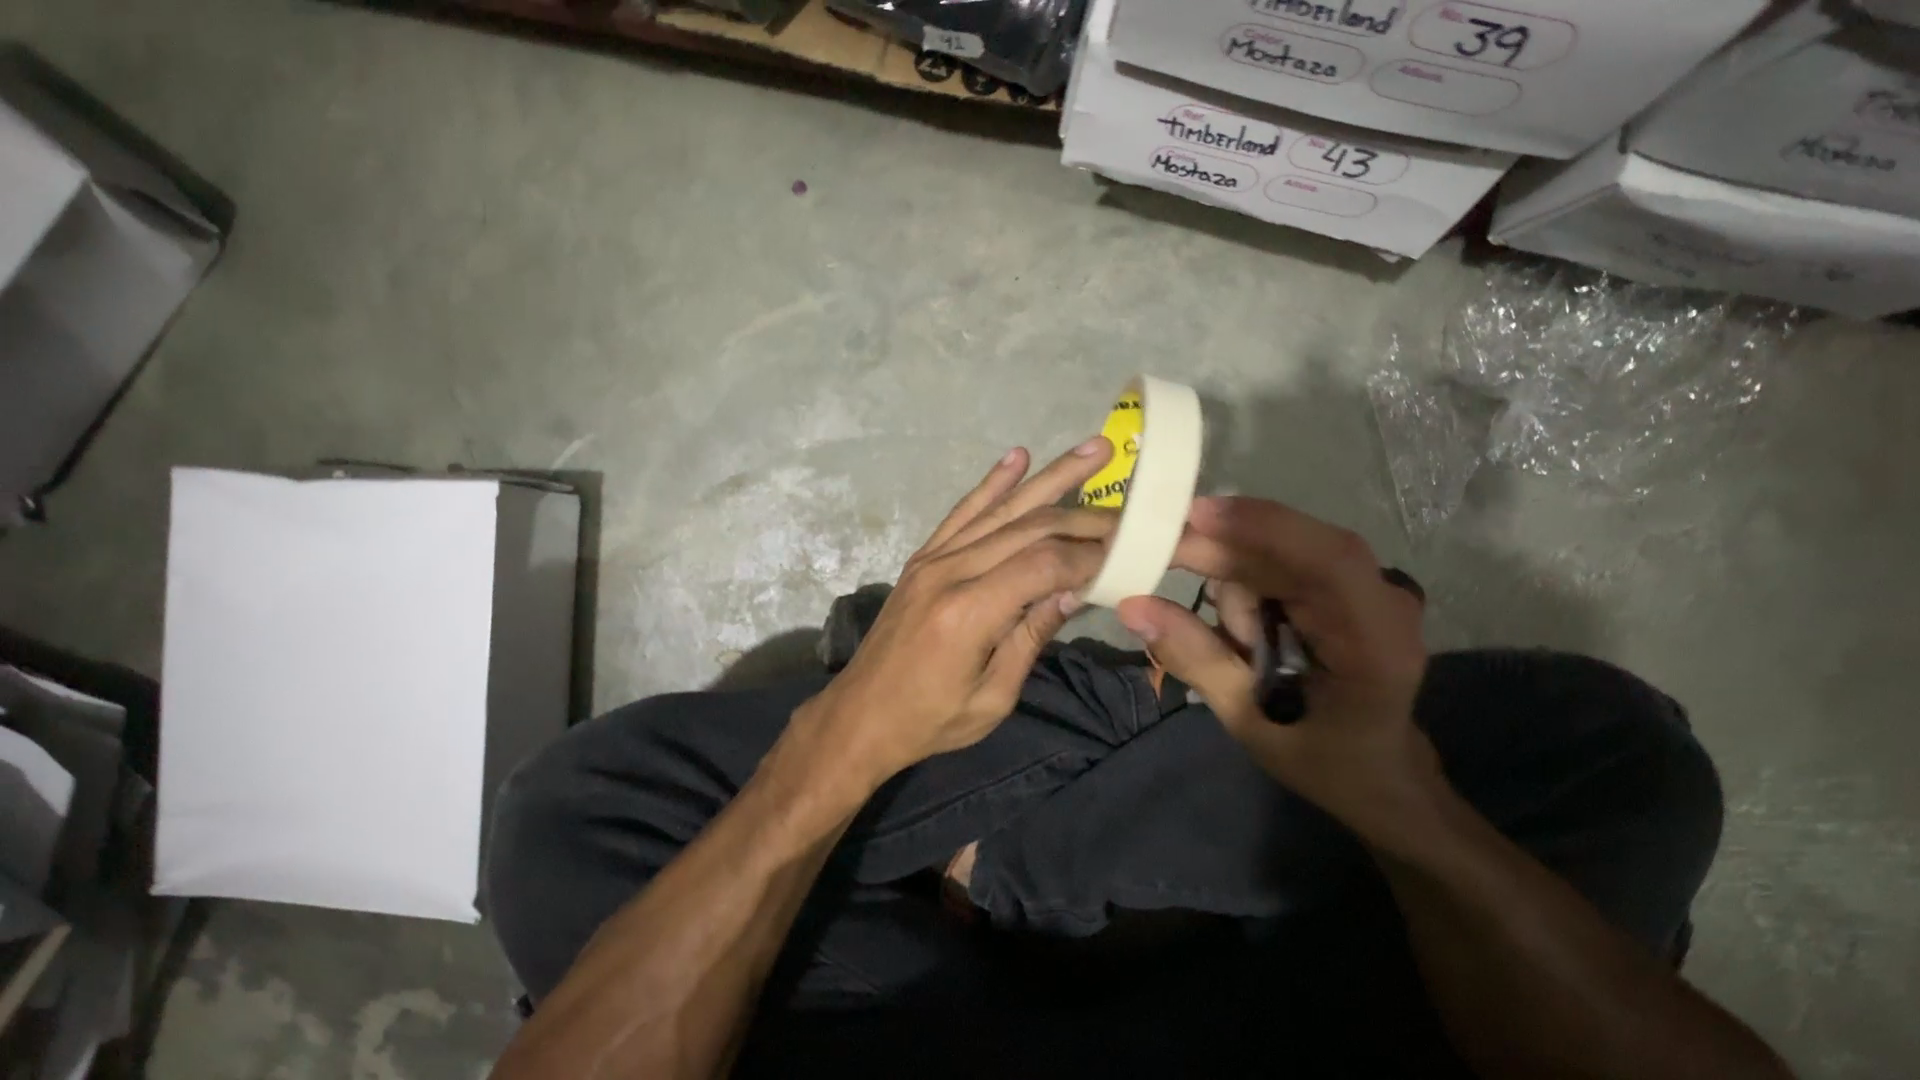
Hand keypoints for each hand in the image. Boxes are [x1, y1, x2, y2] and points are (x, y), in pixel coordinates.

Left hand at [801, 438, 1117, 781]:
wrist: (860, 716)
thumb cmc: (930, 720)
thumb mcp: (993, 696)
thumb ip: (1032, 636)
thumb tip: (1078, 588)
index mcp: (969, 612)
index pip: (1045, 564)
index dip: (1092, 555)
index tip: (1133, 550)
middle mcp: (950, 571)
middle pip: (1030, 527)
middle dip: (1087, 516)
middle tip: (1134, 505)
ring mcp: (933, 559)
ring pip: (1002, 509)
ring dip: (1051, 476)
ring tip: (1095, 448)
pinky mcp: (923, 558)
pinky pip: (963, 511)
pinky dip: (992, 483)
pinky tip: (1018, 457)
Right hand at [1115, 496, 1444, 849]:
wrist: (1379, 773)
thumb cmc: (1325, 759)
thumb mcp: (1251, 720)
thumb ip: (1197, 658)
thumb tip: (1132, 606)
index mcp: (1375, 642)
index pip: (1330, 562)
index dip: (1265, 529)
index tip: (1196, 516)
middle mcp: (1379, 601)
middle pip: (1292, 549)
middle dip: (1220, 549)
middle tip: (1152, 555)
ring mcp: (1364, 589)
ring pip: (1279, 554)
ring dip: (1233, 584)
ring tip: (1235, 649)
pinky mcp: (1343, 588)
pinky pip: (1281, 566)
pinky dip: (1245, 589)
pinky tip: (1244, 635)